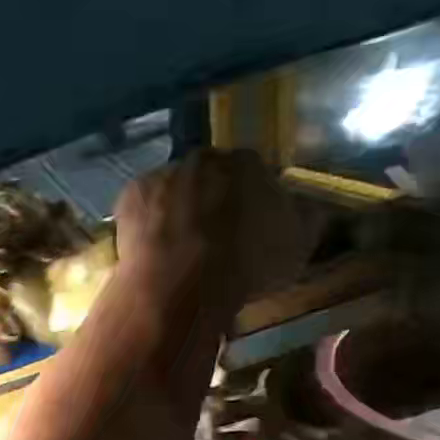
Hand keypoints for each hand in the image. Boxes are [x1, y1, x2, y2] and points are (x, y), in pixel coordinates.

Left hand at [113, 148, 315, 306]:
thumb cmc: (246, 265)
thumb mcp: (296, 248)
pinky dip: (145, 224)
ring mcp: (163, 175)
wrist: (183, 282)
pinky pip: (141, 208)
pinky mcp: (130, 198)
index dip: (249, 202)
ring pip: (172, 191)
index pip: (253, 174)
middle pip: (209, 178)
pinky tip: (150, 251)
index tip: (245, 229)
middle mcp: (205, 157)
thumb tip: (310, 206)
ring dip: (175, 212)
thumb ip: (306, 219)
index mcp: (249, 162)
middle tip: (209, 240)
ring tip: (176, 251)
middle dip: (210, 202)